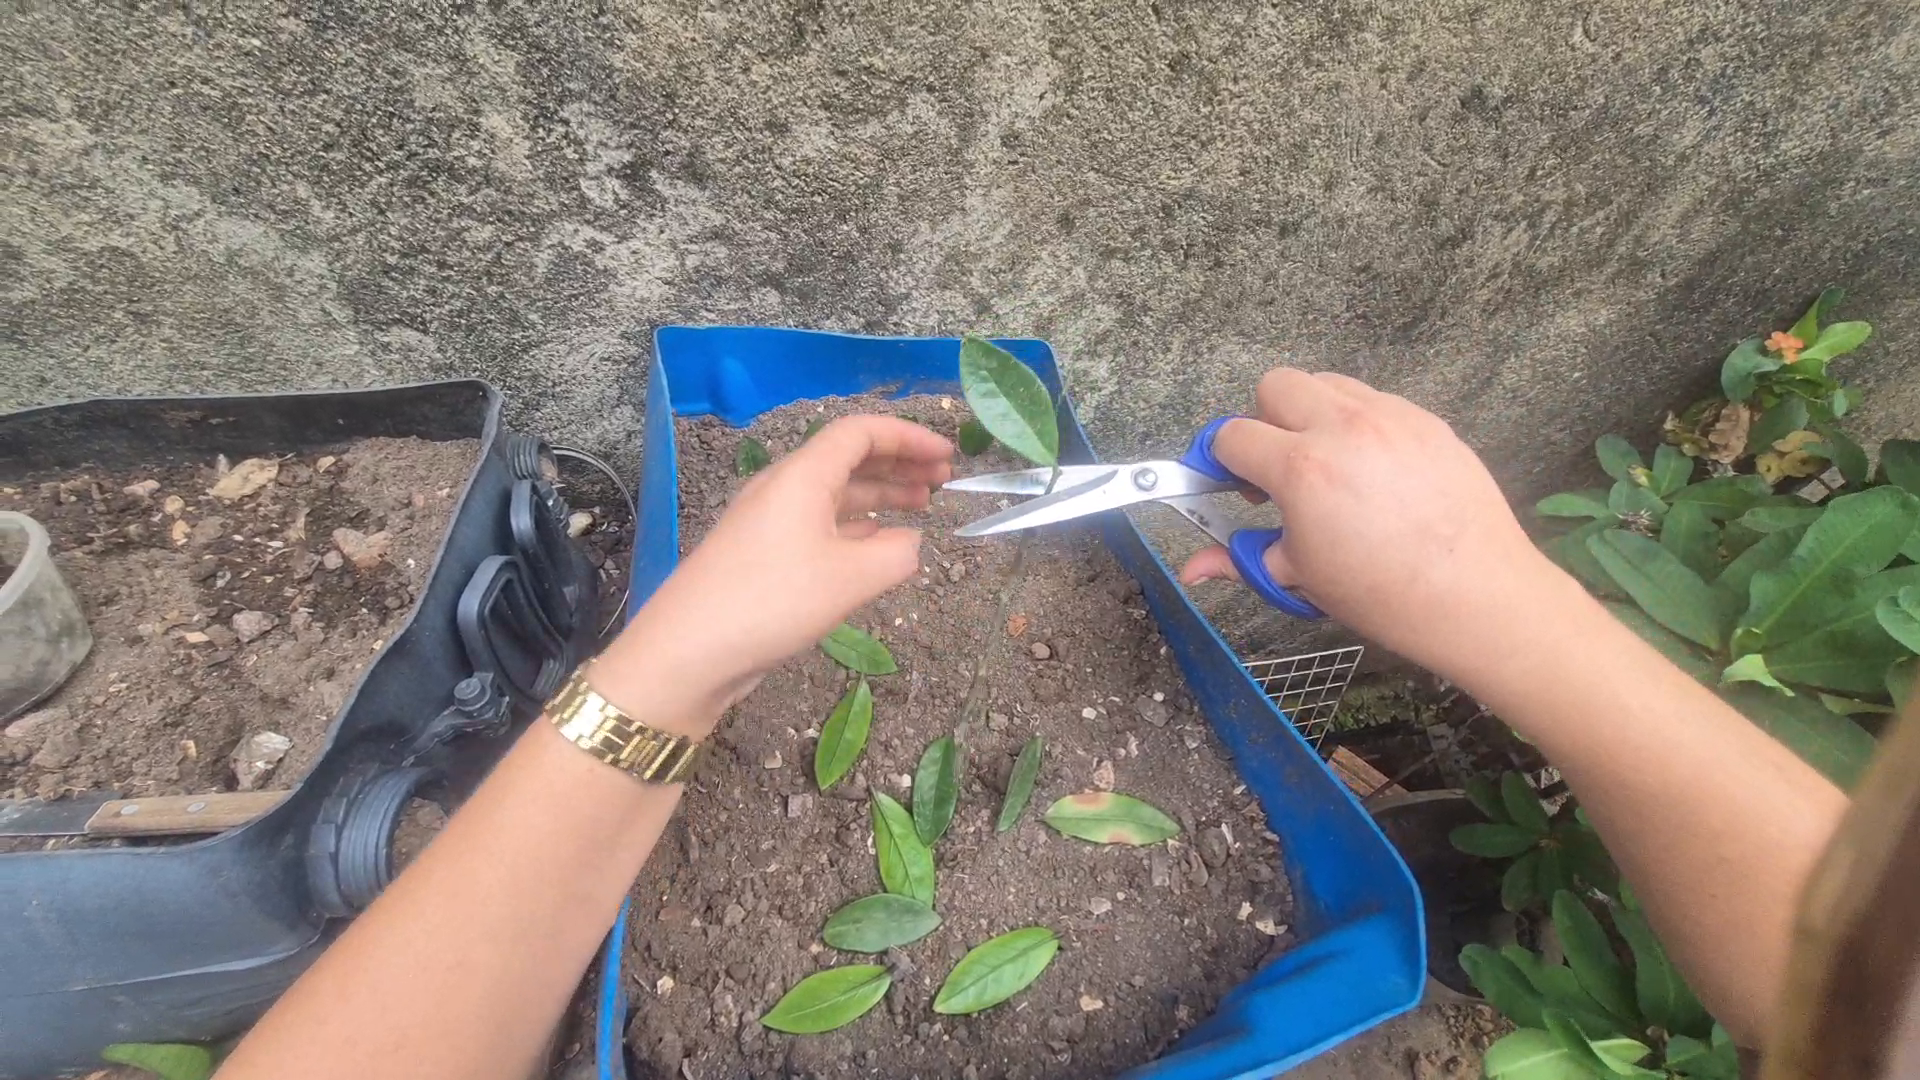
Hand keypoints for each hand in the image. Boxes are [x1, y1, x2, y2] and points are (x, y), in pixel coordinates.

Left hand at [596, 416, 951, 730]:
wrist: (688, 653)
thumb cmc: (772, 601)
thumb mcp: (851, 578)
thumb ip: (898, 553)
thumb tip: (911, 540)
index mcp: (803, 476)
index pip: (861, 432)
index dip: (909, 436)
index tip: (948, 454)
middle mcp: (785, 488)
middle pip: (849, 458)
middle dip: (899, 463)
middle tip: (943, 479)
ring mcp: (773, 521)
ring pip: (837, 494)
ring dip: (881, 494)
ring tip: (922, 505)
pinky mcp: (766, 554)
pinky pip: (822, 524)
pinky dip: (858, 526)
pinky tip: (880, 542)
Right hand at [1178, 369, 1569, 679]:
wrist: (1477, 597)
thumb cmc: (1380, 593)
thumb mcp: (1296, 576)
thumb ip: (1236, 560)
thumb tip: (1191, 571)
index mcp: (1302, 469)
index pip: (1232, 435)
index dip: (1221, 461)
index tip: (1234, 487)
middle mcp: (1343, 427)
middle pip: (1276, 385)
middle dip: (1263, 421)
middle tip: (1278, 469)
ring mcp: (1391, 417)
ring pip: (1325, 384)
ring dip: (1308, 415)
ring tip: (1323, 465)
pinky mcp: (1427, 421)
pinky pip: (1372, 400)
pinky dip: (1354, 423)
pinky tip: (1369, 471)